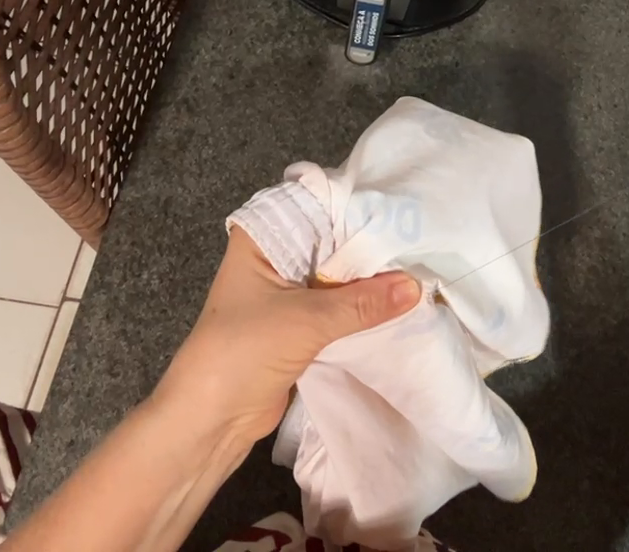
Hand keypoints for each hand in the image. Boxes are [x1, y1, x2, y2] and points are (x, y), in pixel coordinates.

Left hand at [150, 230, 420, 449]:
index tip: (402, 206)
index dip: (356, 206)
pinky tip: (397, 302)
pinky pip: (337, 306)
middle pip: (331, 241)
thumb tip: (416, 284)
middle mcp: (274, 255)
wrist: (209, 422)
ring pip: (336, 275)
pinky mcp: (298, 324)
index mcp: (262, 236)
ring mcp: (286, 291)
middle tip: (420, 238)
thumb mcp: (306, 320)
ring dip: (368, 280)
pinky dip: (361, 307)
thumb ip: (362, 302)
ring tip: (417, 266)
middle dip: (369, 245)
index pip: (317, 205)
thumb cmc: (243, 351)